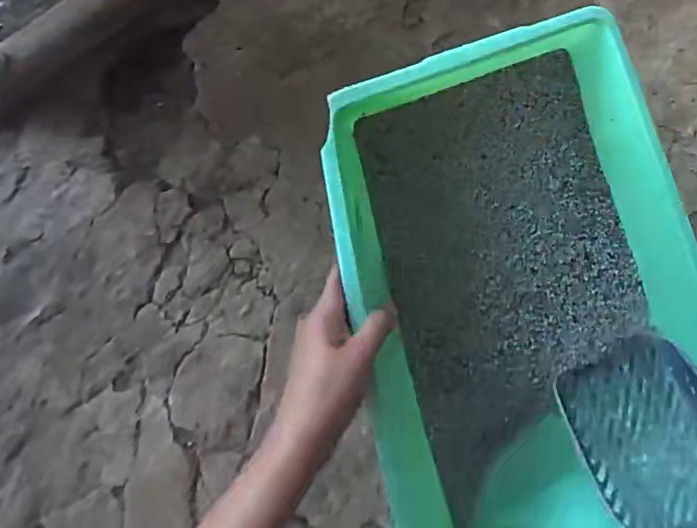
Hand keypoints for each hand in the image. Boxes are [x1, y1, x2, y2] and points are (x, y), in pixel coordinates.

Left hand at [266, 266, 396, 471]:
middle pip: (344, 297)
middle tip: (398, 282)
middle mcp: (315, 325)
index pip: (339, 276)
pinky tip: (380, 345)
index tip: (381, 250)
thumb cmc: (328, 394)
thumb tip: (388, 307)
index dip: (357, 261)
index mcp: (321, 315)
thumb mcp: (360, 356)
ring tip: (394, 311)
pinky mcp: (320, 367)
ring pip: (346, 320)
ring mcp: (316, 347)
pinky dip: (361, 336)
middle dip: (368, 289)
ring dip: (366, 315)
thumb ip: (377, 325)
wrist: (299, 444)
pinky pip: (344, 339)